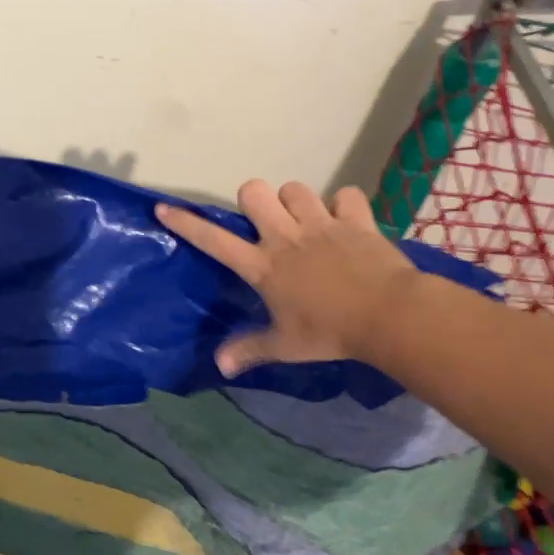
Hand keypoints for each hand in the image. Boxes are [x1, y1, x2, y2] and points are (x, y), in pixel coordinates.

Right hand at [156, 181, 419, 373]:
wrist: (389, 315)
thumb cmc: (330, 332)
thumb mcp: (285, 346)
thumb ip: (250, 350)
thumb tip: (220, 365)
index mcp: (262, 266)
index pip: (214, 240)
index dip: (186, 223)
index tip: (164, 208)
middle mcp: (286, 237)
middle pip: (254, 192)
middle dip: (254, 201)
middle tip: (265, 223)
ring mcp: (322, 225)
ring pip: (296, 189)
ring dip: (295, 201)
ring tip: (304, 221)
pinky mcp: (356, 221)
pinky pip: (345, 196)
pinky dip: (344, 206)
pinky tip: (345, 221)